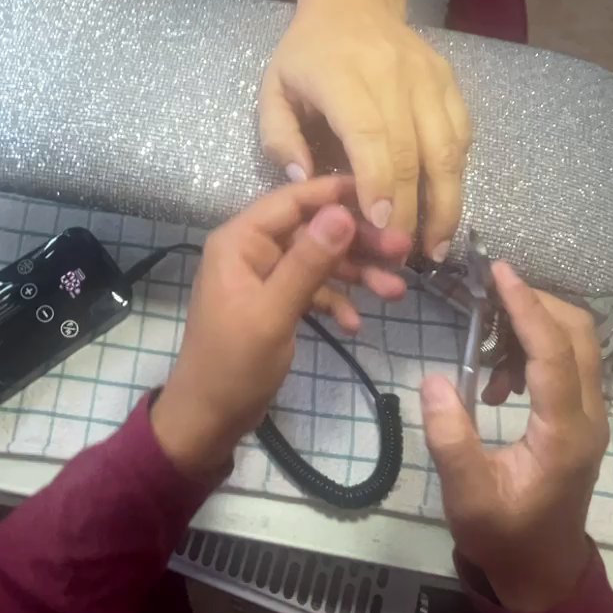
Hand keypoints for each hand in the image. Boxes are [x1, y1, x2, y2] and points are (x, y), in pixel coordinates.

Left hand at [152, 176, 367, 477]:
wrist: (208, 418)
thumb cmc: (233, 364)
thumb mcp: (274, 312)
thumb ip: (309, 262)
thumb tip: (342, 213)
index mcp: (240, 241)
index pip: (293, 200)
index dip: (338, 194)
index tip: (386, 197)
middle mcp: (251, 251)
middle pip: (312, 230)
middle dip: (357, 242)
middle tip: (404, 253)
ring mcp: (263, 277)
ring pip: (317, 262)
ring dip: (355, 275)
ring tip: (396, 292)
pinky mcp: (274, 303)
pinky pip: (311, 290)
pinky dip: (335, 302)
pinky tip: (355, 324)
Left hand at [258, 1, 469, 263]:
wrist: (353, 2)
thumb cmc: (305, 55)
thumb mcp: (273, 90)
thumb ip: (279, 137)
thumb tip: (304, 180)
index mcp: (342, 76)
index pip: (370, 134)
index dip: (379, 182)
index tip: (382, 226)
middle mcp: (392, 75)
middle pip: (414, 150)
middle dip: (413, 208)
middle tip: (404, 254)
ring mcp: (428, 77)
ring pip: (448, 147)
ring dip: (446, 202)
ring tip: (434, 247)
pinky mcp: (449, 82)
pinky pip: (460, 135)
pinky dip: (455, 175)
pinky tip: (444, 208)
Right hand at [420, 261, 608, 612]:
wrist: (540, 571)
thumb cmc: (503, 536)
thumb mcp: (468, 496)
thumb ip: (451, 440)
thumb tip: (433, 380)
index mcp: (565, 434)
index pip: (554, 354)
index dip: (527, 308)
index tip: (499, 272)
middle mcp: (588, 417)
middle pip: (579, 336)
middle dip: (536, 304)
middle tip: (486, 297)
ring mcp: (587, 416)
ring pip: (575, 345)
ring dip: (531, 328)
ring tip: (483, 347)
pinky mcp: (576, 418)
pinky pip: (563, 363)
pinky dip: (530, 351)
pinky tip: (493, 381)